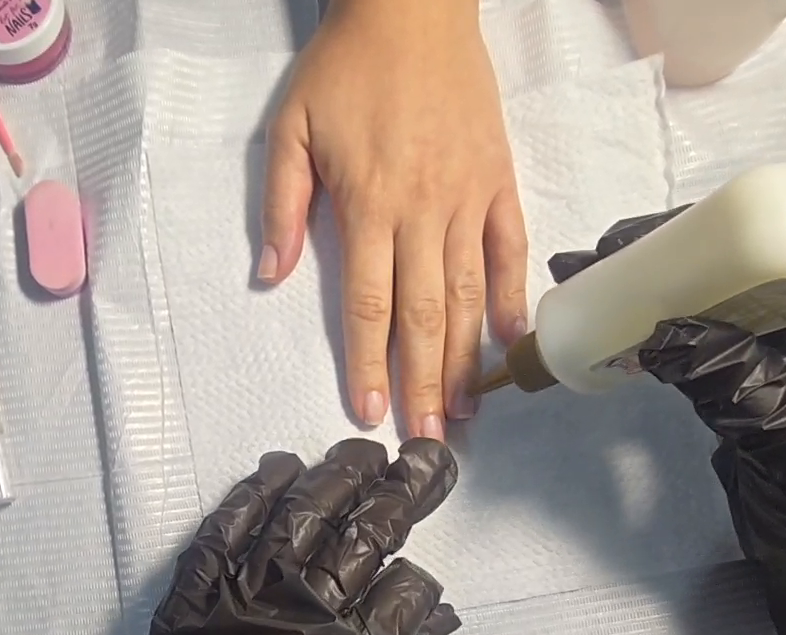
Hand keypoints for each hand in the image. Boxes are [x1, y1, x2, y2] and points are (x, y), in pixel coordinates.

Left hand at [34, 438, 459, 634]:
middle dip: (400, 491)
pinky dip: (254, 493)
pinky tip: (281, 465)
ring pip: (301, 517)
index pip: (404, 592)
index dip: (423, 570)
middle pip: (363, 537)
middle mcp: (302, 615)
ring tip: (363, 451)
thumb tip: (433, 611)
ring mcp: (243, 596)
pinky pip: (226, 529)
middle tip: (421, 457)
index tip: (428, 564)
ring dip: (336, 477)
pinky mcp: (194, 593)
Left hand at [259, 0, 527, 438]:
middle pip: (424, 315)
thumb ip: (280, 207)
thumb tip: (271, 278)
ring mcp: (468, 198)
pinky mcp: (500, 180)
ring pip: (469, 293)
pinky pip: (511, 247)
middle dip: (423, 383)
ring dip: (466, 357)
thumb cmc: (346, 70)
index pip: (370, 305)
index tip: (371, 414)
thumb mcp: (290, 129)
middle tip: (428, 439)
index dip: (370, 365)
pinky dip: (514, 295)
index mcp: (370, 204)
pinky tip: (512, 341)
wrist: (413, 4)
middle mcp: (423, 210)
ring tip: (465, 409)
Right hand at [555, 148, 785, 634]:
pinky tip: (618, 312)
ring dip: (670, 266)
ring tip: (597, 268)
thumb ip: (727, 373)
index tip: (735, 196)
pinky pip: (716, 318)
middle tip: (622, 242)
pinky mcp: (763, 362)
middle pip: (782, 228)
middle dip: (702, 226)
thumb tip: (650, 332)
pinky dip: (668, 311)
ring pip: (739, 271)